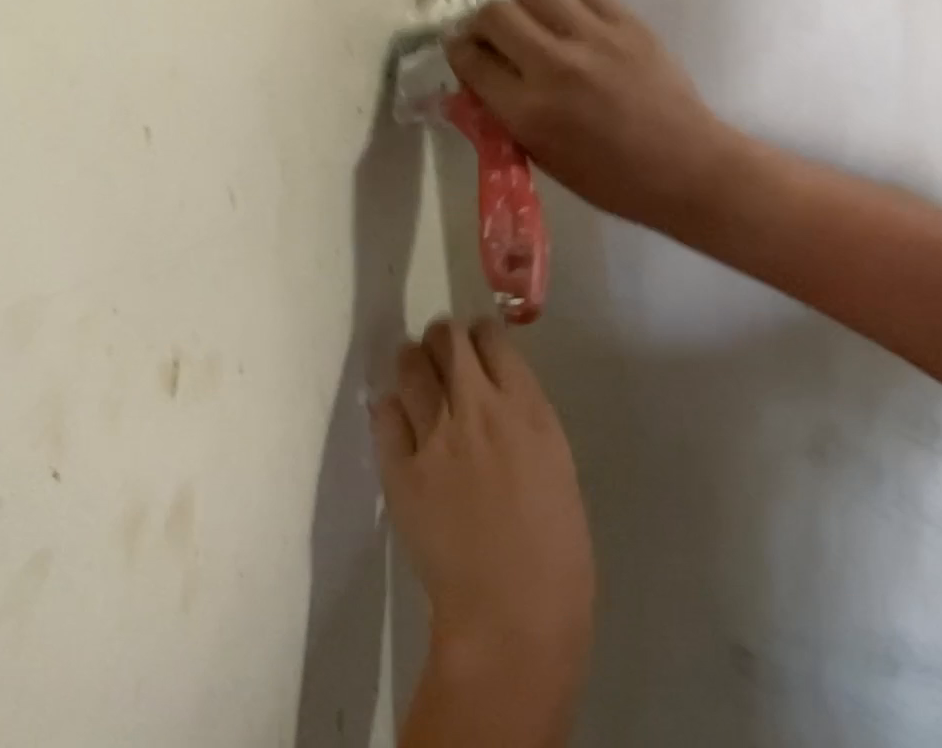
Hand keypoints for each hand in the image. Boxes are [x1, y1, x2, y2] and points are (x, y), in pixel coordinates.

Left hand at [371, 319, 593, 673]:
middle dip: (443, 336)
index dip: (482, 332)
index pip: (494, 341)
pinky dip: (391, 406)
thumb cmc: (556, 547)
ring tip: (414, 364)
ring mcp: (434, 436)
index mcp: (527, 410)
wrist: (512, 609)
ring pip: (411, 368)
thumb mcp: (555, 465)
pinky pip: (385, 415)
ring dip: (413, 359)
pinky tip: (398, 412)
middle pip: (448, 342)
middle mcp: (479, 409)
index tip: (478, 335)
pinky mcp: (399, 468)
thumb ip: (523, 424)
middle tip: (441, 344)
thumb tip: (496, 402)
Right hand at [446, 0, 738, 228]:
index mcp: (530, 112)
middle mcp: (554, 67)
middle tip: (491, 35)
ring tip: (531, 21)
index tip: (462, 51)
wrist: (685, 167)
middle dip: (482, 22)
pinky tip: (567, 14)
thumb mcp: (546, 159)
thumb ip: (507, 118)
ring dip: (522, 1)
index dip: (458, 51)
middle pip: (495, 14)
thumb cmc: (612, 181)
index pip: (472, 61)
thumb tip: (478, 84)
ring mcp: (594, 38)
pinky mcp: (628, 23)